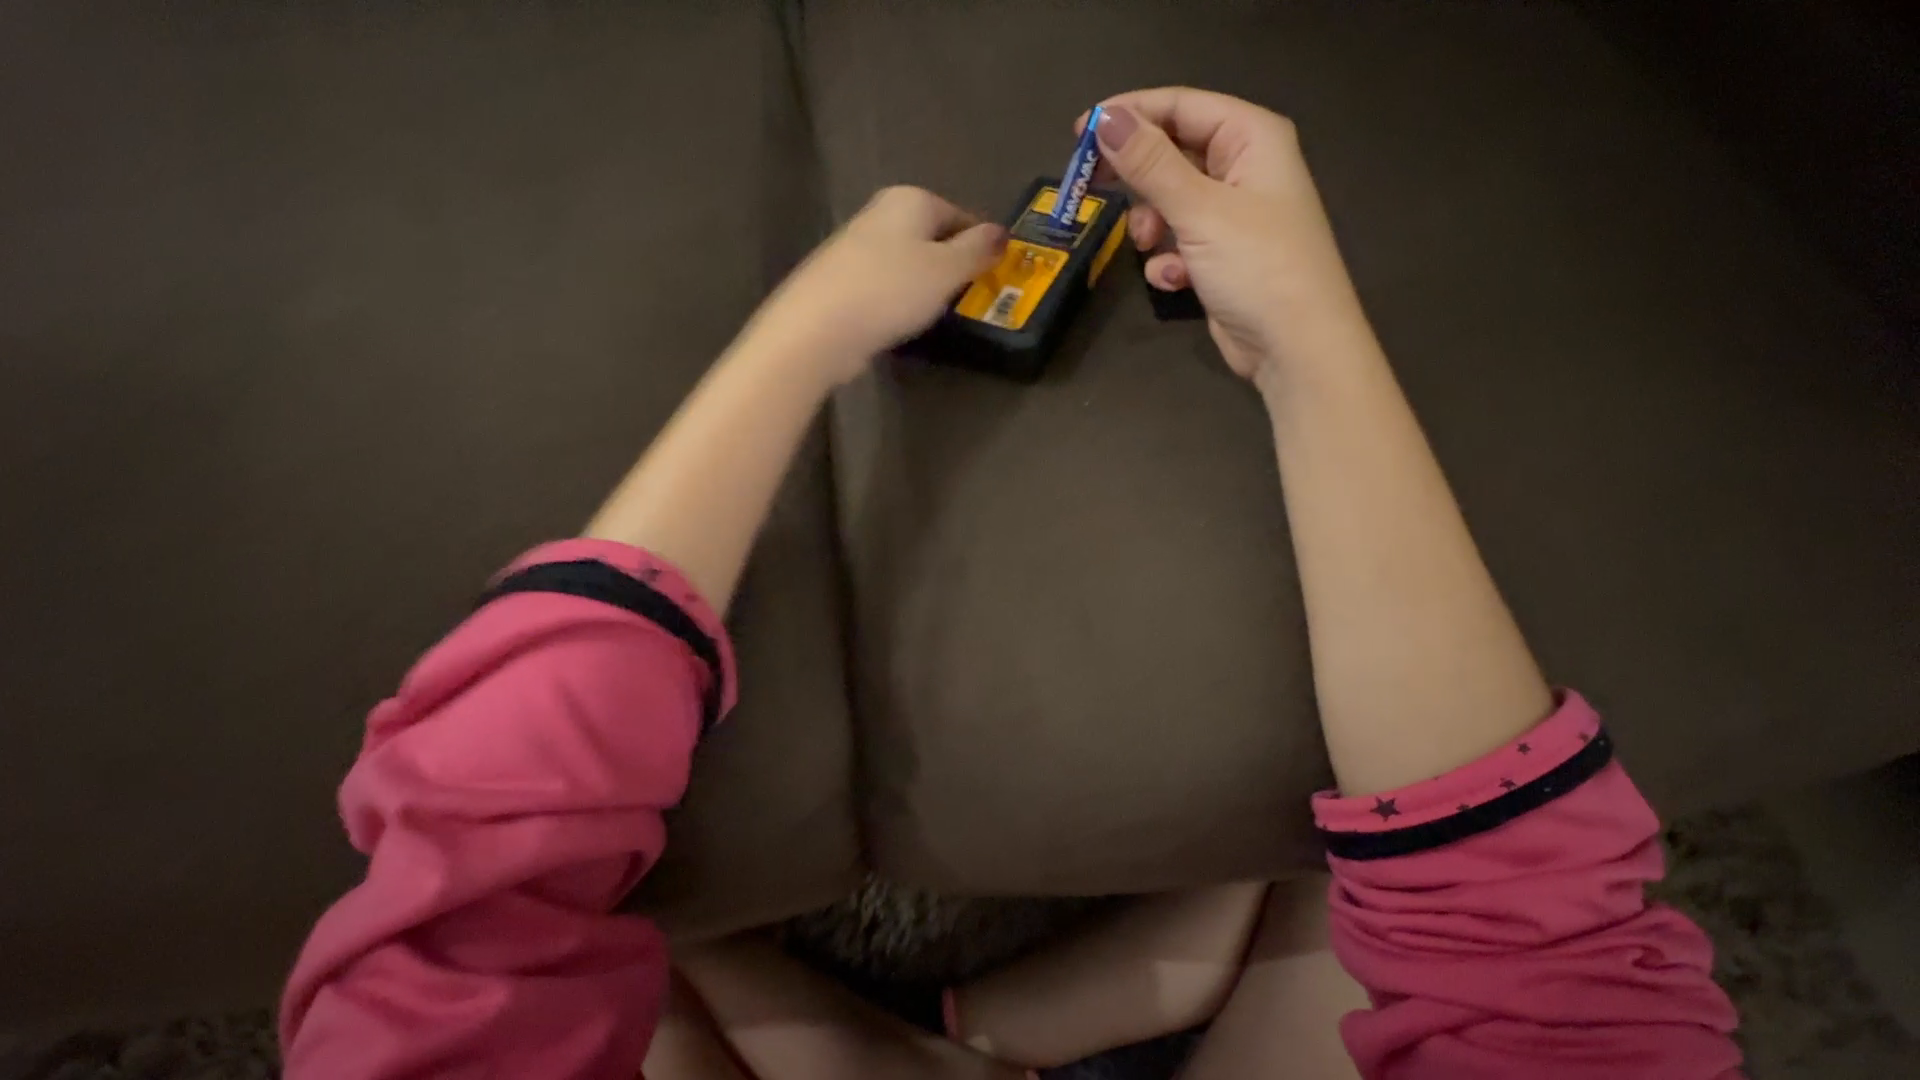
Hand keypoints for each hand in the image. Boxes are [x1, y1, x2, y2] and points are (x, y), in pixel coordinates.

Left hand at [744, 185, 1006, 385]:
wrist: (817, 329)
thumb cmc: (891, 291)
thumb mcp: (946, 270)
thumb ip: (978, 250)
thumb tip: (1002, 232)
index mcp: (911, 199)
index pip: (961, 216)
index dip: (981, 247)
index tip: (992, 279)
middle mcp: (880, 213)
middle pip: (932, 238)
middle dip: (951, 266)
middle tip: (967, 301)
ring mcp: (855, 246)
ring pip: (906, 264)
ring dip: (924, 287)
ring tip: (935, 316)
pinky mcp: (839, 281)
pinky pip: (883, 287)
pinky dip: (897, 302)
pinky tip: (899, 324)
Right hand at [1081, 89, 1364, 387]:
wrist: (1296, 347)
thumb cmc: (1258, 267)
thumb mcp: (1200, 210)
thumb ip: (1150, 164)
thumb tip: (1105, 118)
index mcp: (1252, 138)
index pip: (1181, 106)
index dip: (1130, 114)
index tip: (1079, 133)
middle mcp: (1244, 168)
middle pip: (1172, 152)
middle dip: (1137, 176)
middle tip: (1091, 187)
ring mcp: (1234, 215)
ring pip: (1170, 201)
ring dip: (1151, 223)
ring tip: (1148, 245)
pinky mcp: (1222, 256)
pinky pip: (1180, 242)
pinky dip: (1169, 259)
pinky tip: (1174, 279)